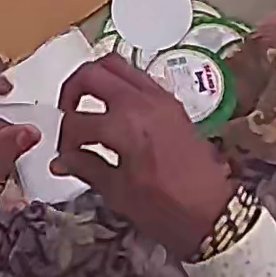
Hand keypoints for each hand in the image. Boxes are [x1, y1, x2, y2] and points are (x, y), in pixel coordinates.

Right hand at [53, 55, 236, 257]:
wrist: (215, 211)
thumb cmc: (166, 209)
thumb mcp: (119, 194)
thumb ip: (87, 167)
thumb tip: (60, 159)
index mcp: (125, 125)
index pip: (77, 121)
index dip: (64, 140)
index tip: (65, 155)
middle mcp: (141, 101)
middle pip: (92, 73)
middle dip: (71, 91)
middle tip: (67, 116)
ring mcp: (158, 96)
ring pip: (116, 65)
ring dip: (95, 80)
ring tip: (86, 106)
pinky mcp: (171, 100)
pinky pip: (137, 76)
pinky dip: (118, 83)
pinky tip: (113, 110)